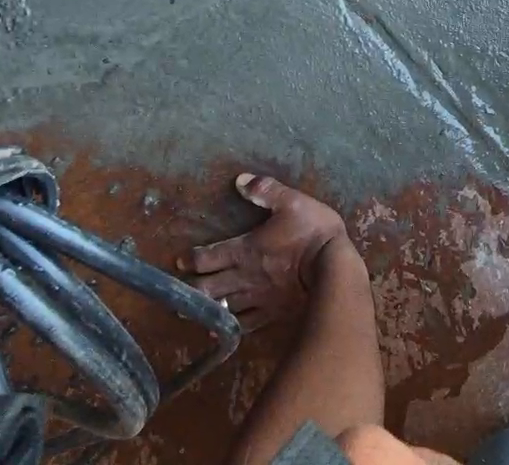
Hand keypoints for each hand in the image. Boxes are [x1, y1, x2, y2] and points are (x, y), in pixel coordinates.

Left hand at [187, 174, 354, 330]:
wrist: (333, 268)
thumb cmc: (313, 232)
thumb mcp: (293, 202)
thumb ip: (266, 191)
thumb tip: (240, 180)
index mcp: (245, 249)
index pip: (209, 256)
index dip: (191, 259)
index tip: (179, 261)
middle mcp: (244, 276)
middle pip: (208, 286)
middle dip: (190, 287)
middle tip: (176, 288)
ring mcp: (257, 298)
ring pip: (221, 306)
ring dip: (203, 307)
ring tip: (189, 309)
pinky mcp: (271, 313)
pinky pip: (243, 324)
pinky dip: (227, 326)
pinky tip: (218, 329)